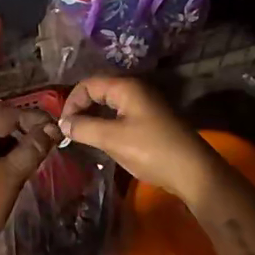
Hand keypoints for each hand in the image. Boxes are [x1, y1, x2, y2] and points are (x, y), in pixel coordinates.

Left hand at [0, 102, 60, 254]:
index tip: (56, 131)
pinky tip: (14, 157)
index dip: (35, 118)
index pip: (9, 113)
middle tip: (41, 134)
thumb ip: (33, 148)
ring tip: (31, 145)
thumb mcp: (12, 176)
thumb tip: (53, 129)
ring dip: (10, 130)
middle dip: (20, 119)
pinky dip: (0, 141)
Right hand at [59, 78, 217, 200]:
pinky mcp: (151, 121)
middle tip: (68, 131)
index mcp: (127, 87)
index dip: (72, 102)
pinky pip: (122, 115)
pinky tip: (102, 141)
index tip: (63, 126)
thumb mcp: (113, 138)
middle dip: (81, 108)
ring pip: (111, 104)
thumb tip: (63, 123)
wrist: (192, 170)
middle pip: (100, 91)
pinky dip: (108, 124)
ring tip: (81, 137)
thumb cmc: (151, 150)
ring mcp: (146, 105)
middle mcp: (137, 90)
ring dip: (94, 117)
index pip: (89, 84)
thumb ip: (84, 128)